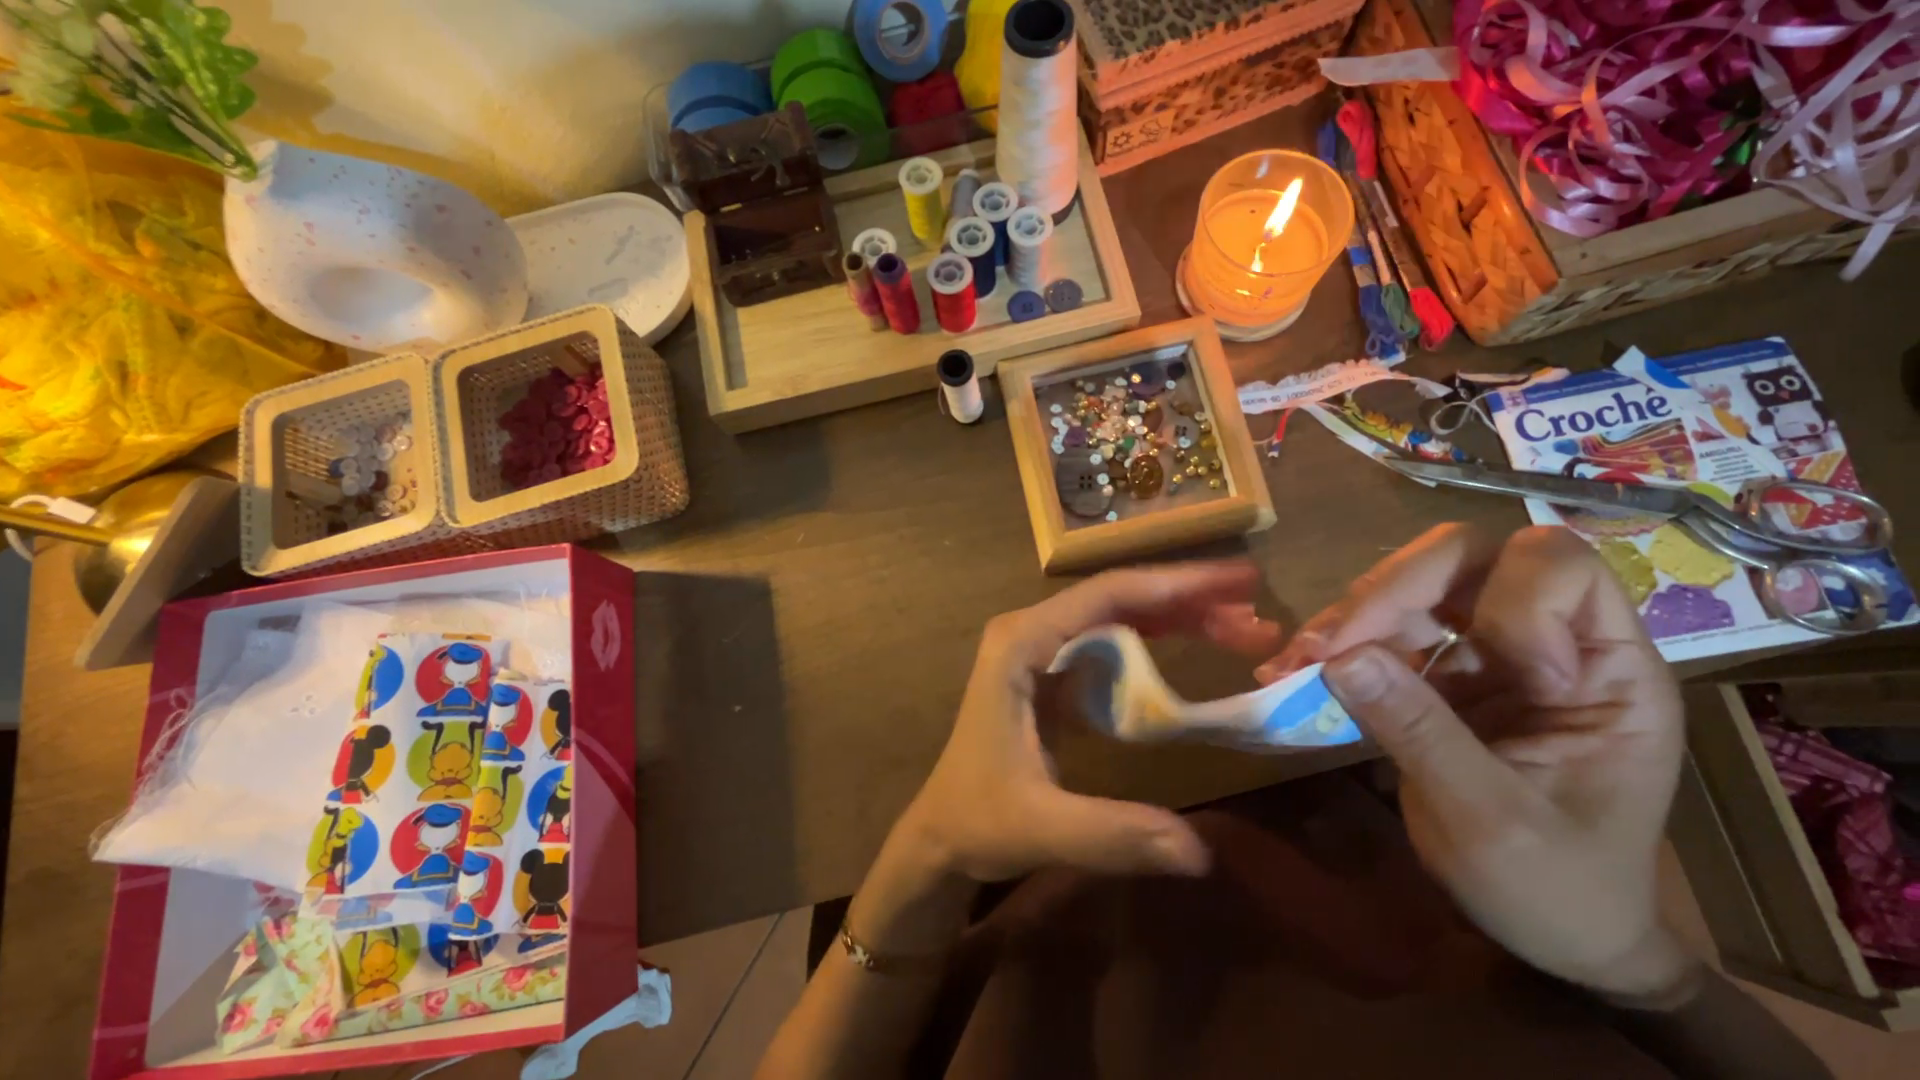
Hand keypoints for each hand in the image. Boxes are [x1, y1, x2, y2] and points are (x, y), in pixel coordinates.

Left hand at [900, 561, 1282, 883]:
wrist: (940, 834)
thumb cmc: (978, 820)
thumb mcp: (1044, 829)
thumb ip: (1115, 835)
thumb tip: (1199, 852)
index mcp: (1020, 645)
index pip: (1106, 596)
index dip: (1176, 583)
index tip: (1239, 582)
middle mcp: (1029, 633)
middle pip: (1119, 598)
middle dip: (1189, 599)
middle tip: (1257, 615)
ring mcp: (1039, 650)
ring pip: (1119, 616)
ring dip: (1179, 617)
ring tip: (1243, 628)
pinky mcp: (1050, 673)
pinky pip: (1111, 644)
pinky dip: (1157, 642)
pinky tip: (1196, 647)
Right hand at [1261, 525, 1694, 999]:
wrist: (1557, 938)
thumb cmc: (1555, 889)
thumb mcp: (1491, 822)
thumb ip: (1422, 733)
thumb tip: (1340, 657)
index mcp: (1609, 669)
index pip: (1561, 568)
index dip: (1514, 602)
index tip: (1498, 679)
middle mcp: (1550, 642)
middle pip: (1471, 559)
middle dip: (1396, 589)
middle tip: (1334, 643)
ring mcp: (1490, 655)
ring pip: (1417, 587)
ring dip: (1352, 615)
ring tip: (1296, 662)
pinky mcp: (1444, 677)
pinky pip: (1386, 632)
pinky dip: (1337, 645)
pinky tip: (1295, 672)